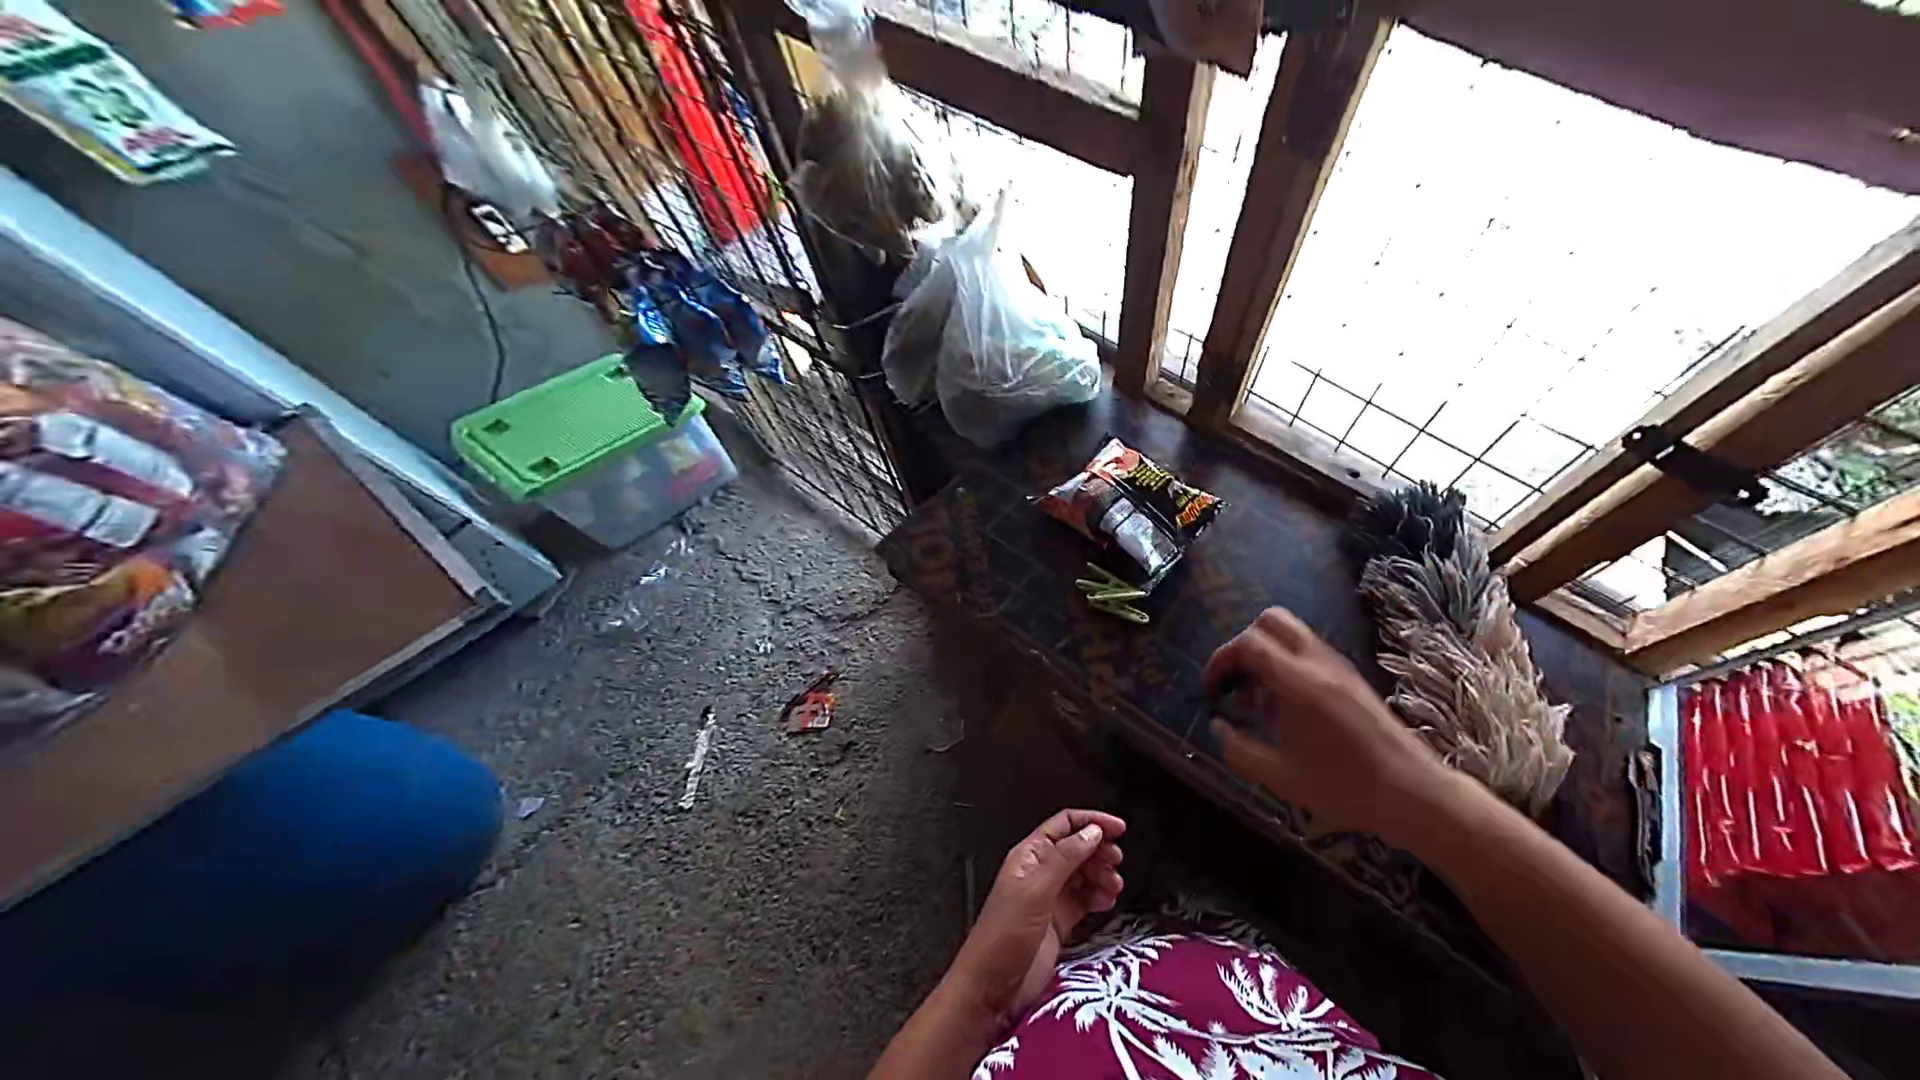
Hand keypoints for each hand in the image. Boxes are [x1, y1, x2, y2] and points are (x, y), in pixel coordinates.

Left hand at [945, 809, 1125, 1028]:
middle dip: (1100, 849)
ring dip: (1102, 874)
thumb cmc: (1000, 937)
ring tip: (1114, 883)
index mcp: (1029, 856)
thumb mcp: (1035, 890)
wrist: (992, 987)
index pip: (1064, 825)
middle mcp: (1040, 873)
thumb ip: (1064, 858)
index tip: (1116, 827)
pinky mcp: (1058, 921)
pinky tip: (1106, 900)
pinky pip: (1084, 900)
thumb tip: (1090, 833)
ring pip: (1083, 873)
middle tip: (1116, 860)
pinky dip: (1099, 896)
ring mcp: (1049, 897)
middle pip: (1077, 848)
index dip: (1090, 822)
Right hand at [1206, 608, 1454, 840]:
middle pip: (1270, 620)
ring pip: (1290, 632)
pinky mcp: (1350, 677)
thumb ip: (1238, 749)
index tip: (1214, 689)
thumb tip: (1218, 727)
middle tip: (1236, 682)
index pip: (1249, 642)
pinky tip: (1287, 708)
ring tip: (1260, 700)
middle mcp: (1319, 664)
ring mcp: (1338, 667)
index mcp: (1300, 684)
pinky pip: (1307, 650)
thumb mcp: (1280, 777)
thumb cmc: (1346, 788)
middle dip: (1242, 645)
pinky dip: (1285, 664)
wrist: (1416, 795)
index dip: (1221, 659)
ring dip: (1264, 654)